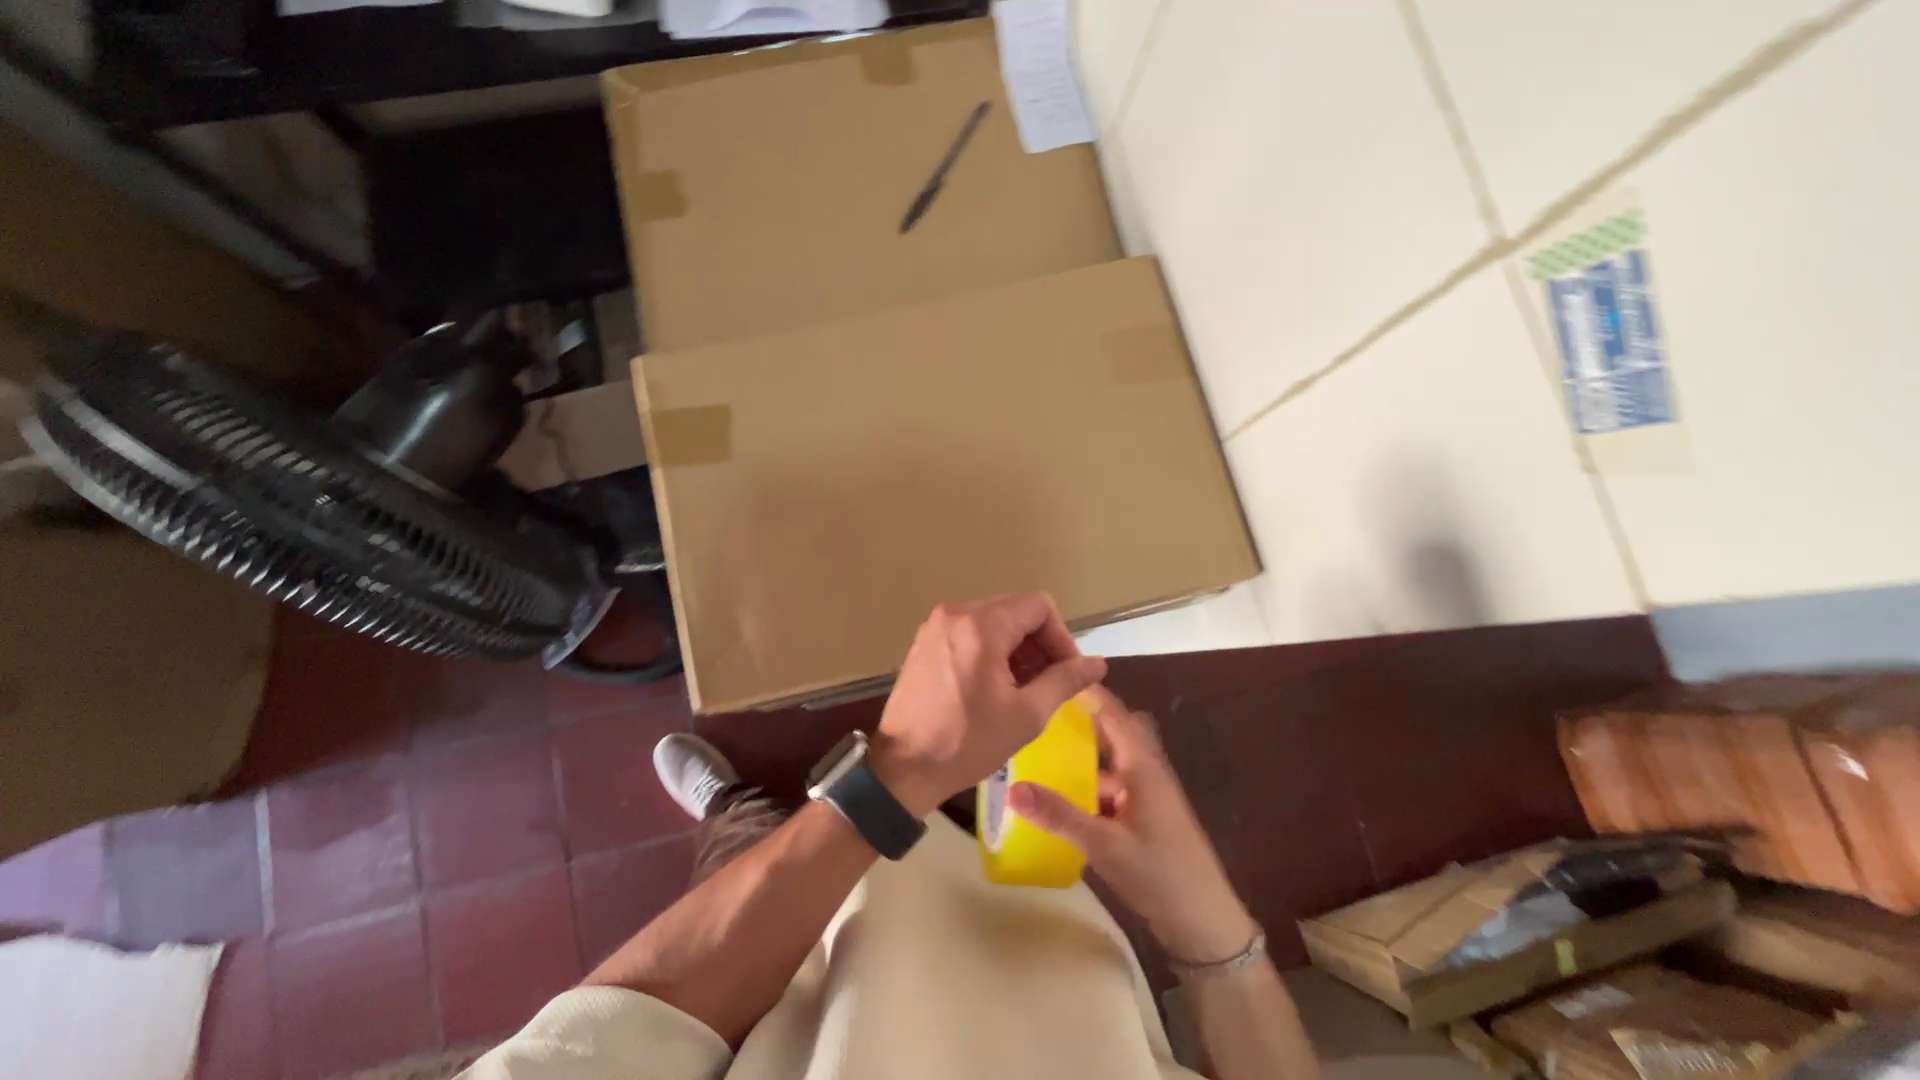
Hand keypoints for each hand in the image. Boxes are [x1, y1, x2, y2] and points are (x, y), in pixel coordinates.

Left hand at [870, 593, 1107, 818]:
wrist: (903, 768)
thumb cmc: (967, 742)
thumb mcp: (1026, 715)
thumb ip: (1065, 681)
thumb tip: (1097, 663)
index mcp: (981, 626)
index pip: (1039, 606)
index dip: (1061, 637)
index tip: (1066, 672)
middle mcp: (955, 614)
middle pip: (1015, 611)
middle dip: (1039, 644)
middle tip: (1049, 684)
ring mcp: (936, 627)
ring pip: (993, 622)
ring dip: (1016, 650)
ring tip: (1023, 691)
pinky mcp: (925, 643)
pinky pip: (970, 634)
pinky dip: (991, 652)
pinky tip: (994, 689)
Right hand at [1009, 687, 1255, 962]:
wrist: (1204, 923)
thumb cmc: (1160, 875)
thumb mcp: (1104, 845)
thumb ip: (1059, 815)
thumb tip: (1013, 787)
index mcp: (1143, 767)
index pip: (1113, 713)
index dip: (1086, 692)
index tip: (1048, 675)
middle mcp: (1146, 774)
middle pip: (1112, 734)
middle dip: (1078, 723)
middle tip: (1037, 717)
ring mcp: (1146, 798)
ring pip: (1109, 765)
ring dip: (1080, 758)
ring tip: (1036, 754)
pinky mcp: (1143, 821)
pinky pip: (1110, 791)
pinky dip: (1086, 788)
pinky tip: (1058, 802)